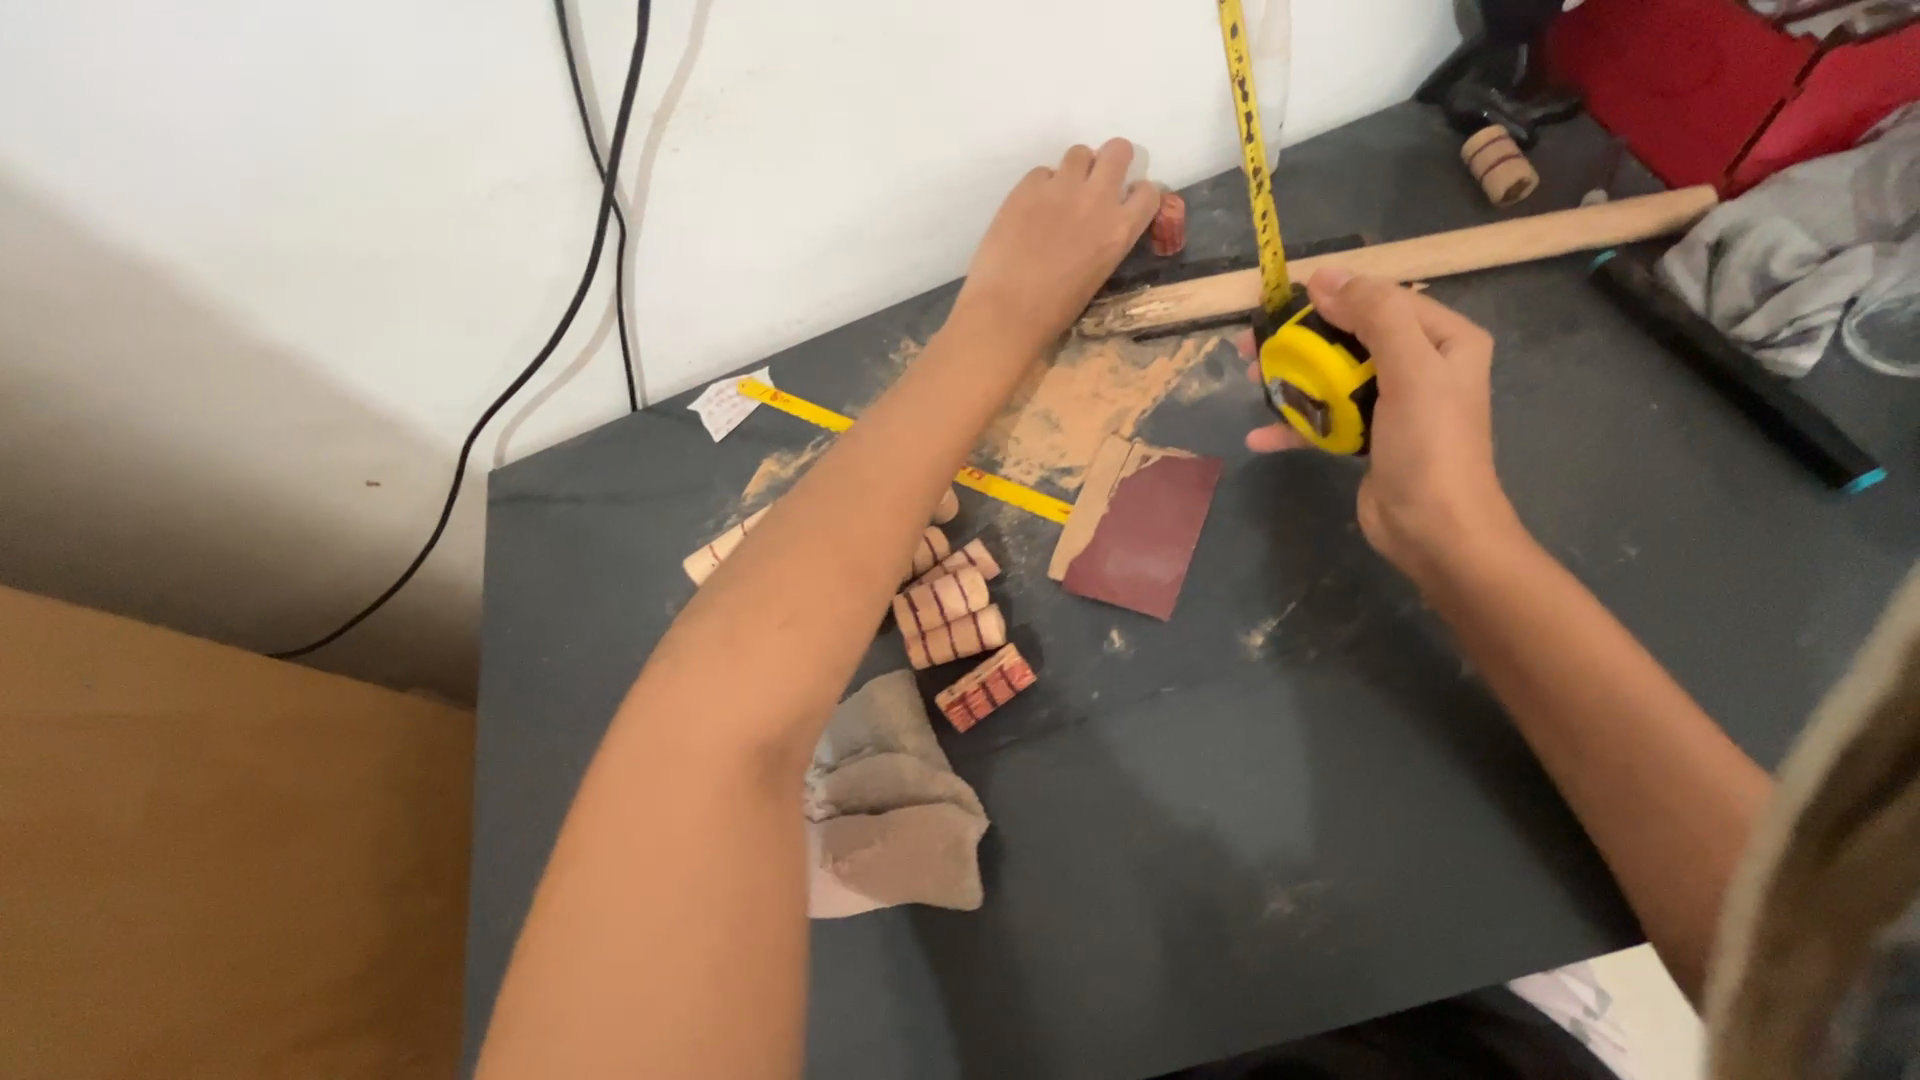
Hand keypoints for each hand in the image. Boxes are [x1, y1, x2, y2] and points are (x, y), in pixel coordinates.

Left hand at [951, 139, 1160, 356]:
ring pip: (1079, 153)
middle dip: (1111, 161)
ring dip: (1075, 170)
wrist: (1006, 311)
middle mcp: (1097, 199)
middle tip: (1096, 181)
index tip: (1124, 202)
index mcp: (1120, 230)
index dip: (1136, 194)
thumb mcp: (1096, 275)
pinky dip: (1040, 186)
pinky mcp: (1027, 187)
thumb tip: (1095, 228)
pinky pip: (1041, 172)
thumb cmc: (1054, 311)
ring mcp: (1061, 188)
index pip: (1148, 191)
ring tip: (1060, 195)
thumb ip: (1104, 241)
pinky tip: (1029, 211)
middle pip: (1117, 151)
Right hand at [1247, 269, 1522, 581]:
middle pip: (1350, 338)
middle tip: (1251, 345)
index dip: (1334, 296)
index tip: (1282, 303)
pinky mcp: (1368, 439)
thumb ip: (1374, 315)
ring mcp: (1393, 405)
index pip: (1384, 301)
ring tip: (1249, 381)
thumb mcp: (1409, 369)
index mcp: (1444, 340)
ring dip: (1290, 380)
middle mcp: (1422, 366)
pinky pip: (1326, 420)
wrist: (1434, 528)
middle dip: (1301, 341)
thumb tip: (1325, 276)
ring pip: (1333, 377)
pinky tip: (1259, 437)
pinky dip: (1294, 425)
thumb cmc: (1429, 444)